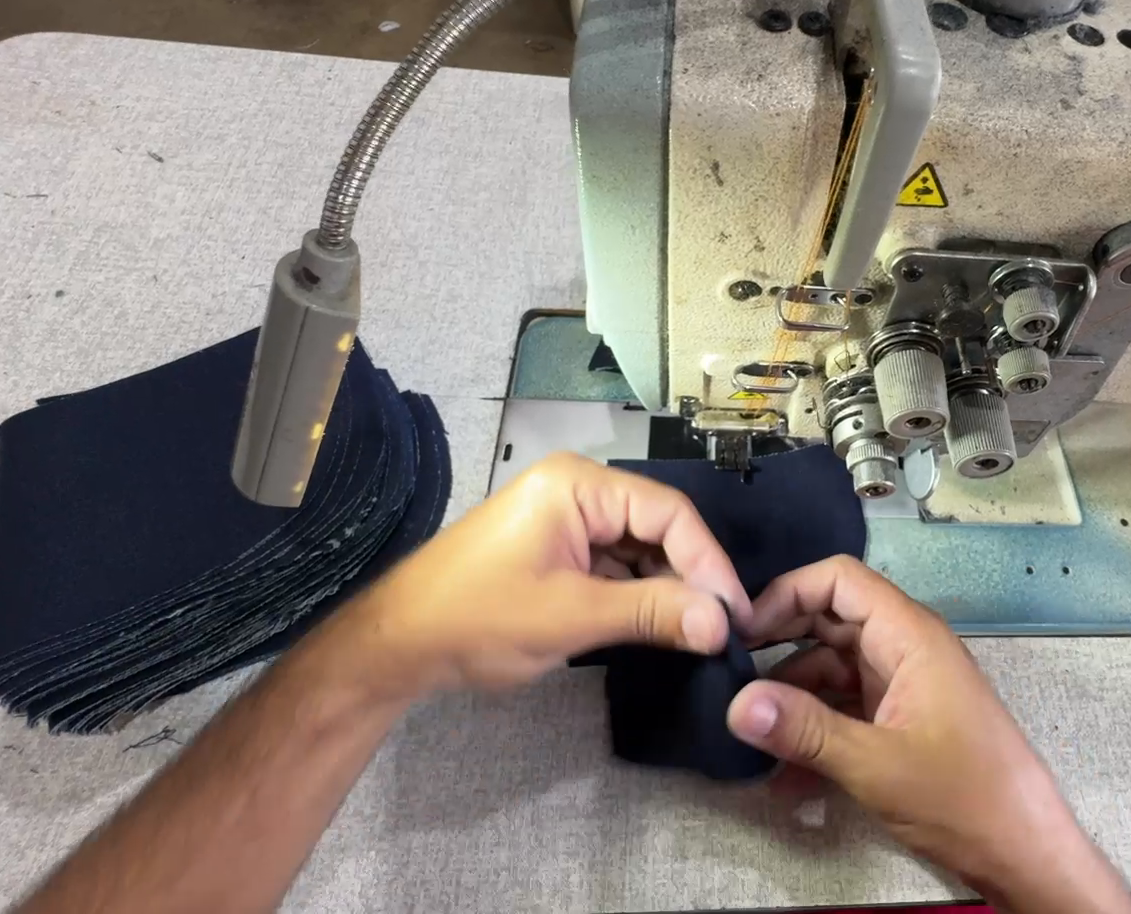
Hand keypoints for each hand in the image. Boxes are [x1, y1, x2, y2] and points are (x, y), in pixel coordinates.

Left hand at [318, 452, 750, 699]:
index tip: (734, 612)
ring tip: (697, 630)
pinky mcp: (562, 546)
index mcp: (580, 484)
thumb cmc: (479, 618)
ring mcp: (570, 518)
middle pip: (658, 526)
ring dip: (667, 587)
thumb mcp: (572, 617)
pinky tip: (661, 622)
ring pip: (641, 547)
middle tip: (720, 627)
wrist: (396, 645)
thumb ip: (651, 613)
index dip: (708, 561)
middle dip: (689, 575)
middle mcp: (580, 489)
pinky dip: (639, 592)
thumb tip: (720, 625)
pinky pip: (617, 563)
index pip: (668, 511)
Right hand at [724, 556, 1130, 913]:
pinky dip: (813, 723)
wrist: (1026, 855)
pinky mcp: (898, 715)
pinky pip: (844, 702)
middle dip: (779, 641)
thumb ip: (803, 730)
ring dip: (791, 692)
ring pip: (831, 664)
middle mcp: (902, 645)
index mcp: (907, 633)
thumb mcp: (875, 764)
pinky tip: (780, 765)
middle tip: (728, 669)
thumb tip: (734, 704)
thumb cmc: (962, 796)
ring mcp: (900, 680)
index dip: (787, 593)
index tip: (742, 629)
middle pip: (830, 618)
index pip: (840, 580)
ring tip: (746, 723)